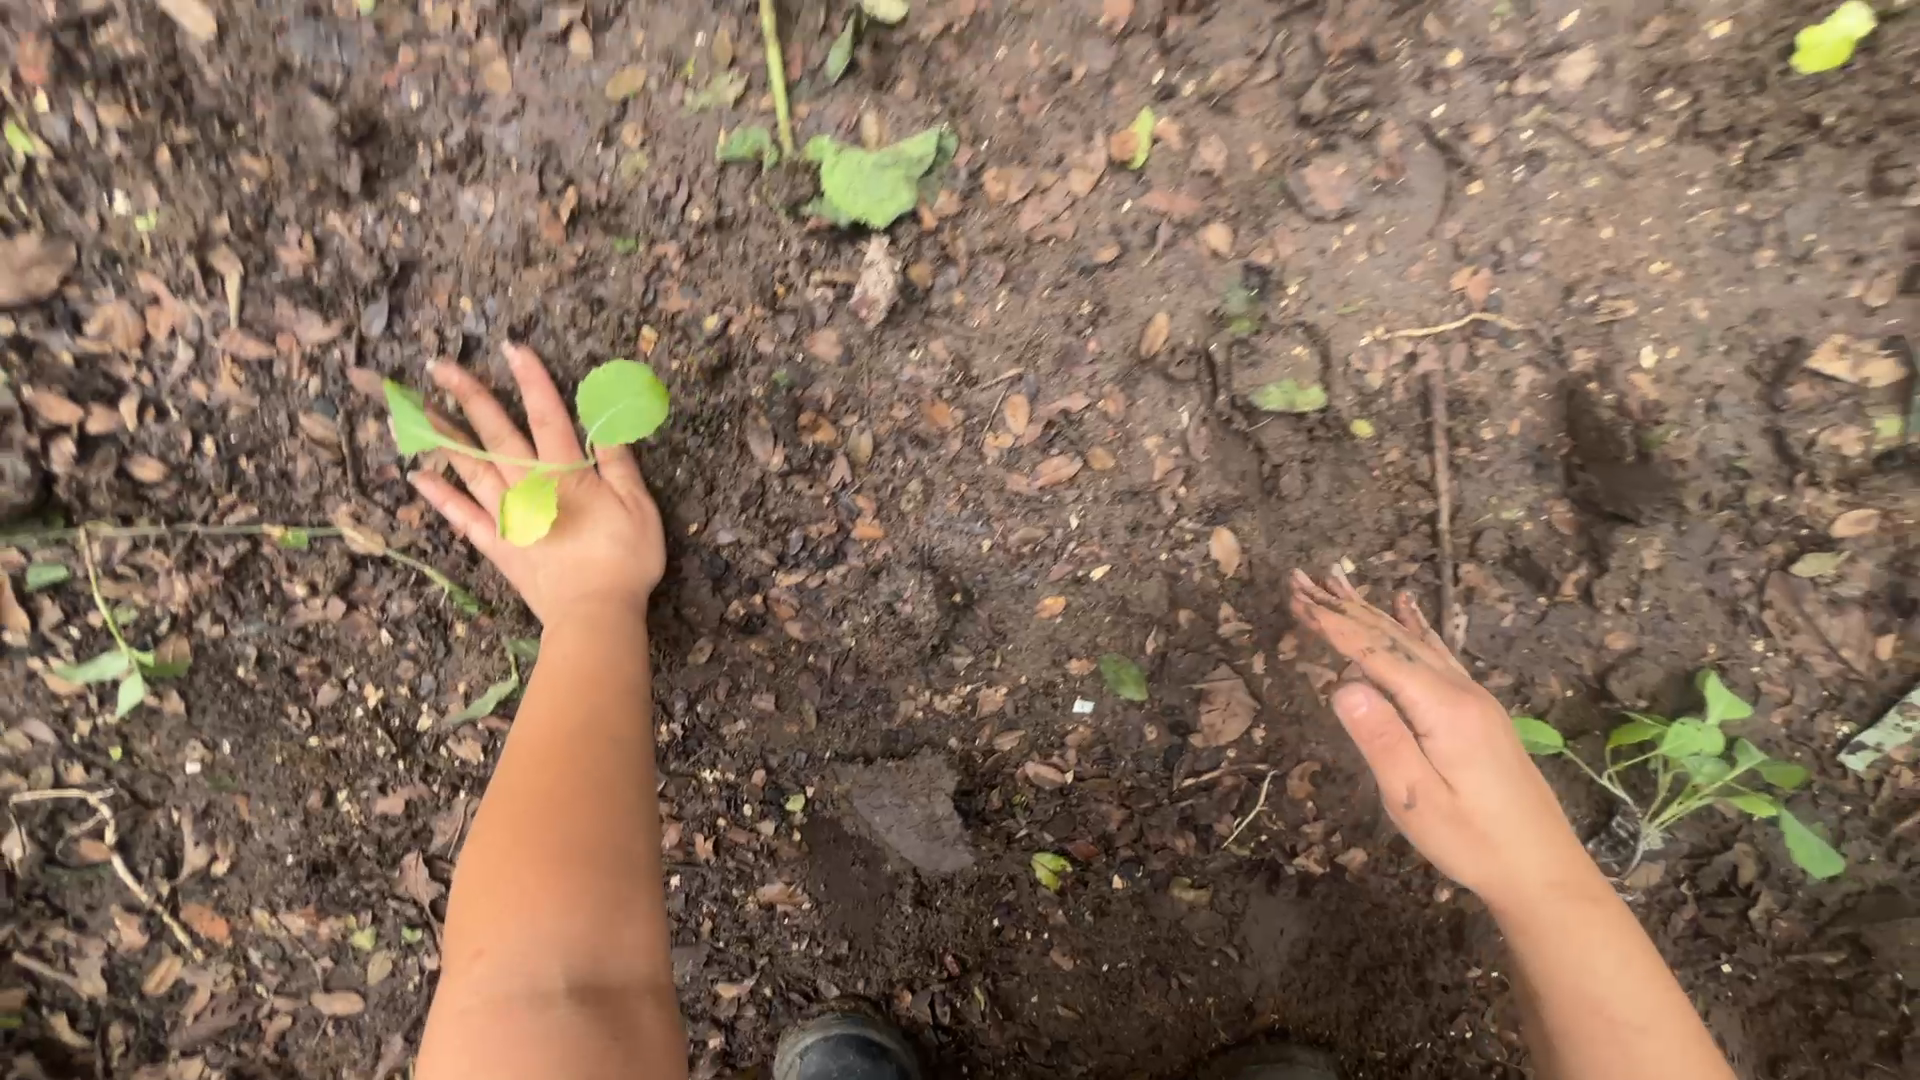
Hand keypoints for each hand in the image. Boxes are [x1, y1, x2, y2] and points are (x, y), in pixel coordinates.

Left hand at [408, 343, 666, 625]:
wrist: (596, 612)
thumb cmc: (626, 559)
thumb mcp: (640, 507)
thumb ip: (619, 464)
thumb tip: (605, 424)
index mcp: (567, 475)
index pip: (548, 417)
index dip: (532, 381)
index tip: (511, 347)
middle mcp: (529, 487)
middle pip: (497, 435)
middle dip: (471, 397)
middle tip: (439, 366)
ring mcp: (507, 516)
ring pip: (471, 468)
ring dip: (444, 437)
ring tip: (416, 409)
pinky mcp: (497, 545)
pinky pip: (462, 517)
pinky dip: (440, 496)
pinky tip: (418, 476)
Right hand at [1289, 568, 1598, 910]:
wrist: (1544, 872)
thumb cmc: (1472, 841)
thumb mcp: (1415, 800)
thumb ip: (1381, 739)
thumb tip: (1342, 684)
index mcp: (1442, 708)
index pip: (1375, 654)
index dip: (1332, 626)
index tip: (1296, 599)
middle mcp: (1459, 690)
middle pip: (1391, 637)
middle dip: (1341, 607)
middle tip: (1299, 579)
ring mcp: (1471, 697)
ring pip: (1411, 639)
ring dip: (1368, 610)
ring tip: (1335, 582)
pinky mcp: (1476, 709)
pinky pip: (1436, 652)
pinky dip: (1412, 625)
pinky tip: (1404, 606)